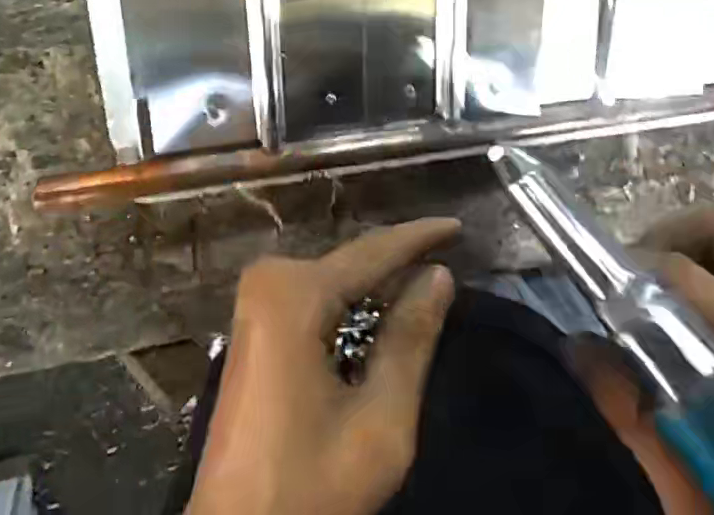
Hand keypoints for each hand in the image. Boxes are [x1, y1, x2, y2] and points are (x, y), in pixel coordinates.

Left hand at [185, 218, 460, 514]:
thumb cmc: (308, 487)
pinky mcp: (255, 323)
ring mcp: (256, 301)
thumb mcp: (378, 423)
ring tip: (426, 282)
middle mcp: (269, 280)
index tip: (458, 226)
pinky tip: (383, 312)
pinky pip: (316, 297)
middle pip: (352, 262)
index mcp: (294, 294)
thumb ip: (410, 342)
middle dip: (400, 262)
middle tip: (449, 259)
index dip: (419, 237)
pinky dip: (352, 303)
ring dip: (379, 284)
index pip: (372, 252)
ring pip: (336, 278)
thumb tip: (439, 276)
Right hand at [636, 208, 713, 514]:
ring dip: (694, 254)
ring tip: (661, 294)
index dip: (637, 266)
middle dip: (669, 234)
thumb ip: (638, 422)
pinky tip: (701, 322)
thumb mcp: (705, 480)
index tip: (608, 282)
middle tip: (634, 271)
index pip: (689, 273)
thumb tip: (581, 353)